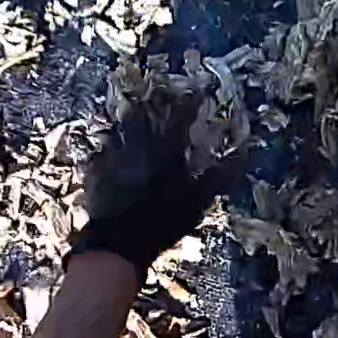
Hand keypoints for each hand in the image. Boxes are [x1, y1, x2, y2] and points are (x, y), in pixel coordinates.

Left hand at [70, 105, 221, 272]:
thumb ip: (218, 177)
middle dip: (157, 103)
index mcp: (164, 150)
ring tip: (136, 118)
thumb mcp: (197, 203)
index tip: (200, 93)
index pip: (181, 116)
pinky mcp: (94, 170)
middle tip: (163, 98)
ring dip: (131, 122)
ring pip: (121, 128)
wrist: (118, 244)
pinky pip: (101, 151)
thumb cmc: (162, 222)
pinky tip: (111, 152)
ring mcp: (112, 156)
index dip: (192, 103)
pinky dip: (109, 148)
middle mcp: (138, 146)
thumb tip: (243, 155)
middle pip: (147, 114)